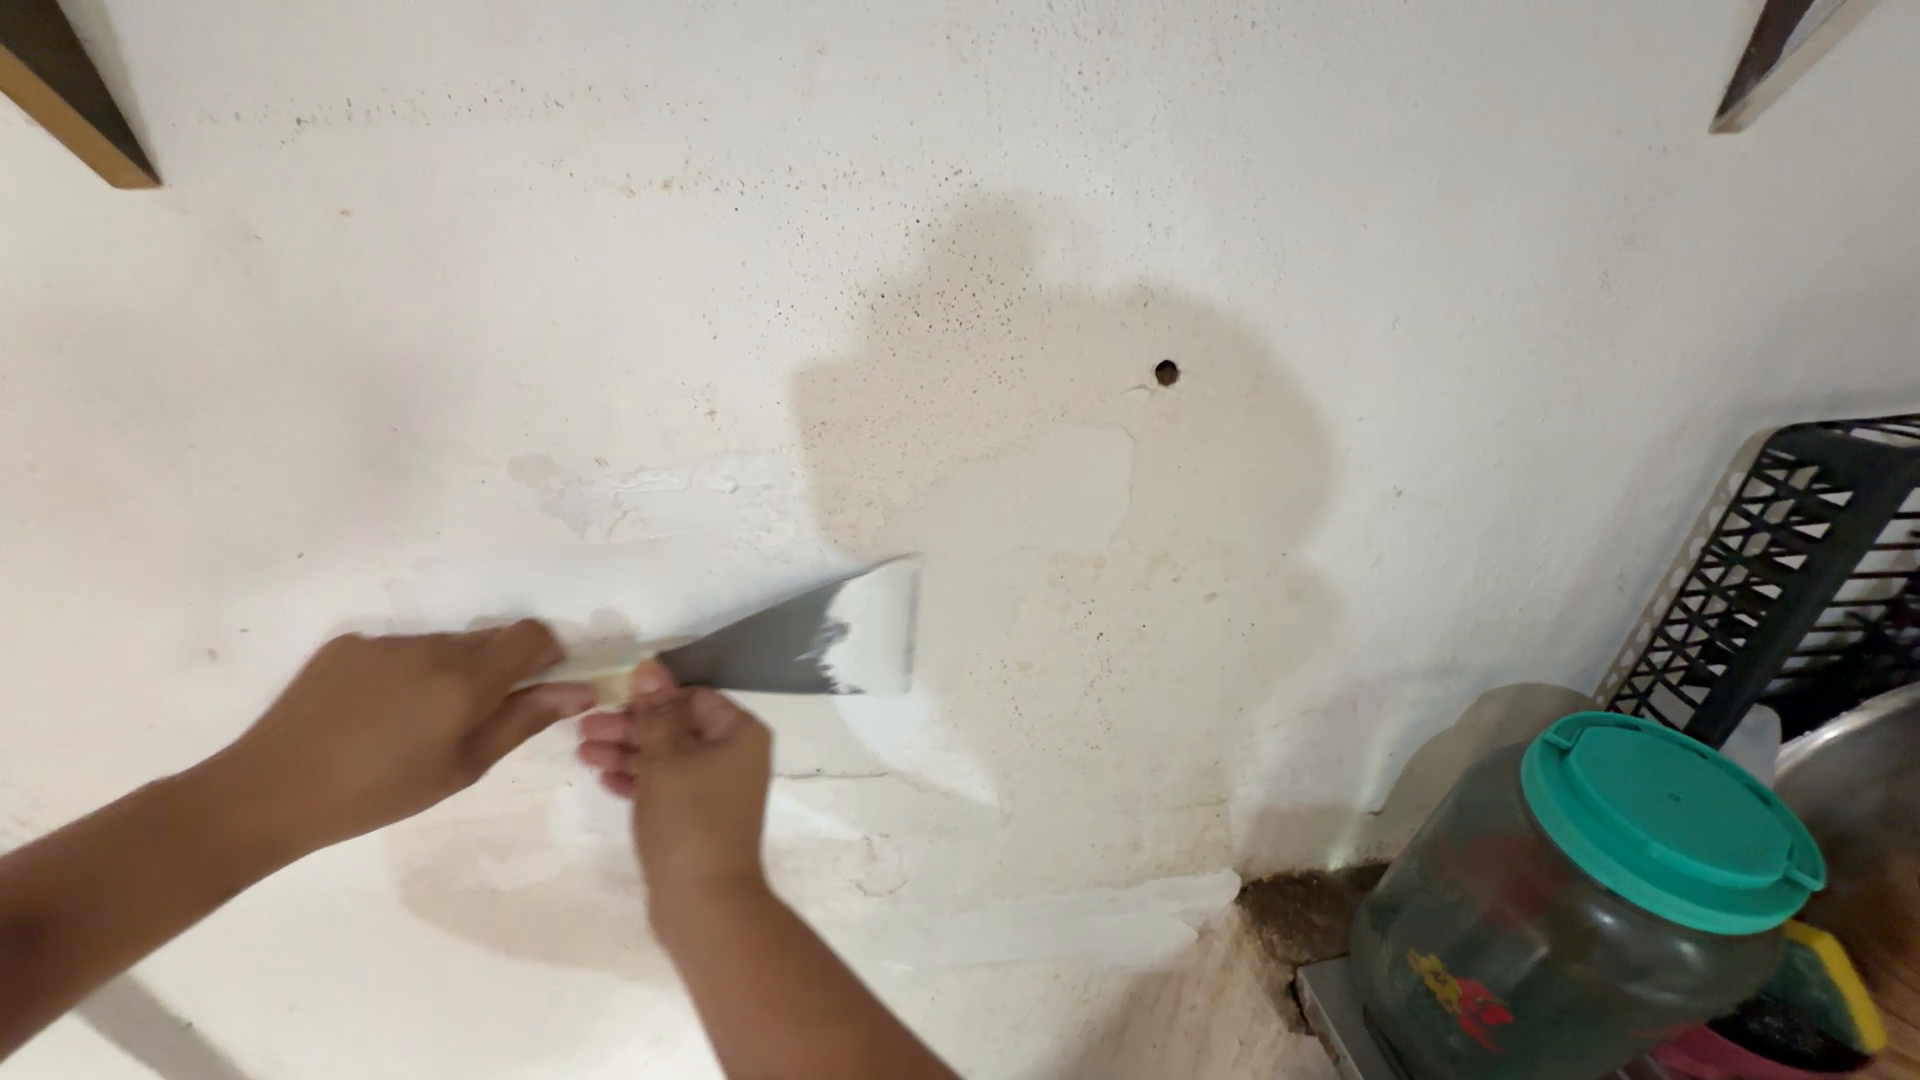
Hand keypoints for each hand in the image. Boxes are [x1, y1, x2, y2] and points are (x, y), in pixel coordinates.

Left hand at [205, 622, 598, 856]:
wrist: (264, 794)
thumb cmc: (379, 792)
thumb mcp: (466, 766)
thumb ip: (526, 718)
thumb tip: (582, 690)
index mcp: (466, 679)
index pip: (533, 635)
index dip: (547, 654)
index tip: (537, 686)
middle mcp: (432, 647)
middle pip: (491, 638)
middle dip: (499, 667)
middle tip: (473, 716)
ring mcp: (386, 642)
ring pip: (447, 644)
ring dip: (453, 670)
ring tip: (416, 720)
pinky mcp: (348, 645)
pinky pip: (402, 648)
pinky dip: (408, 671)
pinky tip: (377, 712)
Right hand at [575, 661, 772, 909]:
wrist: (705, 902)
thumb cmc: (689, 819)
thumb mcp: (666, 758)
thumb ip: (654, 713)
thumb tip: (650, 666)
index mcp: (741, 733)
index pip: (694, 698)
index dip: (652, 699)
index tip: (609, 703)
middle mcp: (737, 754)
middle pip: (679, 727)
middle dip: (632, 728)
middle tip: (583, 731)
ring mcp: (720, 787)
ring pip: (670, 757)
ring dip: (629, 753)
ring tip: (582, 753)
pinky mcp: (701, 817)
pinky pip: (669, 786)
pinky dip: (640, 780)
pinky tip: (604, 779)